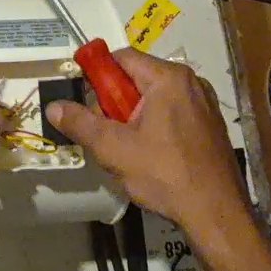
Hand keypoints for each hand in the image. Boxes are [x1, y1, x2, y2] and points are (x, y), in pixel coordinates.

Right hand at [45, 49, 249, 241]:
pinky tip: (150, 158)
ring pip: (153, 99)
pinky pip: (171, 114)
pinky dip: (153, 128)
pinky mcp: (209, 126)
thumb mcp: (113, 149)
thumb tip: (53, 106)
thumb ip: (81, 123)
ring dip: (132, 119)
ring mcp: (204, 104)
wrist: (216, 213)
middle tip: (104, 134)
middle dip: (113, 103)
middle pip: (137, 78)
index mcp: (168, 78)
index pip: (122, 58)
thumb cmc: (165, 174)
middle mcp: (190, 82)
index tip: (84, 101)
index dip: (97, 75)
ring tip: (125, 151)